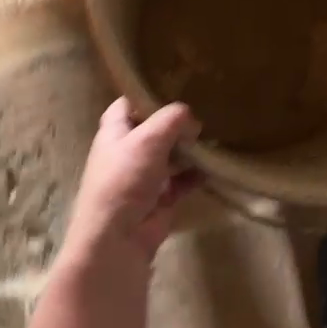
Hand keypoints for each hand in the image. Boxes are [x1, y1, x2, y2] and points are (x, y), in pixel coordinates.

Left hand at [60, 99, 201, 271]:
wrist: (117, 239)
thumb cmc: (125, 179)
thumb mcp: (148, 138)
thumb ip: (172, 119)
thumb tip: (192, 121)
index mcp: (114, 133)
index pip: (126, 104)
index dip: (145, 94)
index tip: (174, 87)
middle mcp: (126, 153)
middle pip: (151, 130)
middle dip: (174, 123)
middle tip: (202, 112)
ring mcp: (142, 178)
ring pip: (167, 156)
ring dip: (187, 149)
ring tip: (211, 136)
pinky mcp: (158, 200)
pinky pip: (180, 182)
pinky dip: (194, 175)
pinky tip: (212, 168)